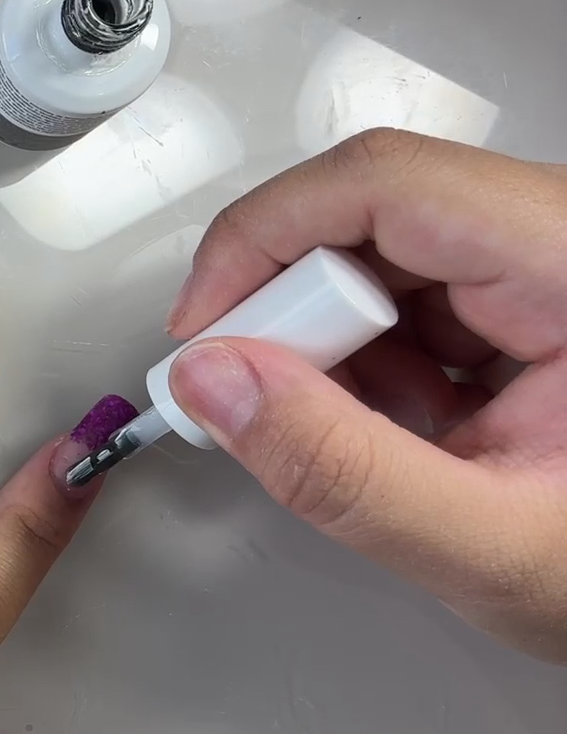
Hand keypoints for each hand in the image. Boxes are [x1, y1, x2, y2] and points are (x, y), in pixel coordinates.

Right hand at [167, 129, 566, 661]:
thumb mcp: (491, 547)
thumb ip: (335, 465)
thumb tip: (207, 379)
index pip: (386, 186)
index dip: (258, 241)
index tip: (203, 329)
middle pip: (369, 221)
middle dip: (285, 312)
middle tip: (263, 395)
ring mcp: (565, 271)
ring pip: (374, 260)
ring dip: (318, 344)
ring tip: (348, 426)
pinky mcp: (541, 300)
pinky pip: (404, 298)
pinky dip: (356, 361)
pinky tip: (386, 422)